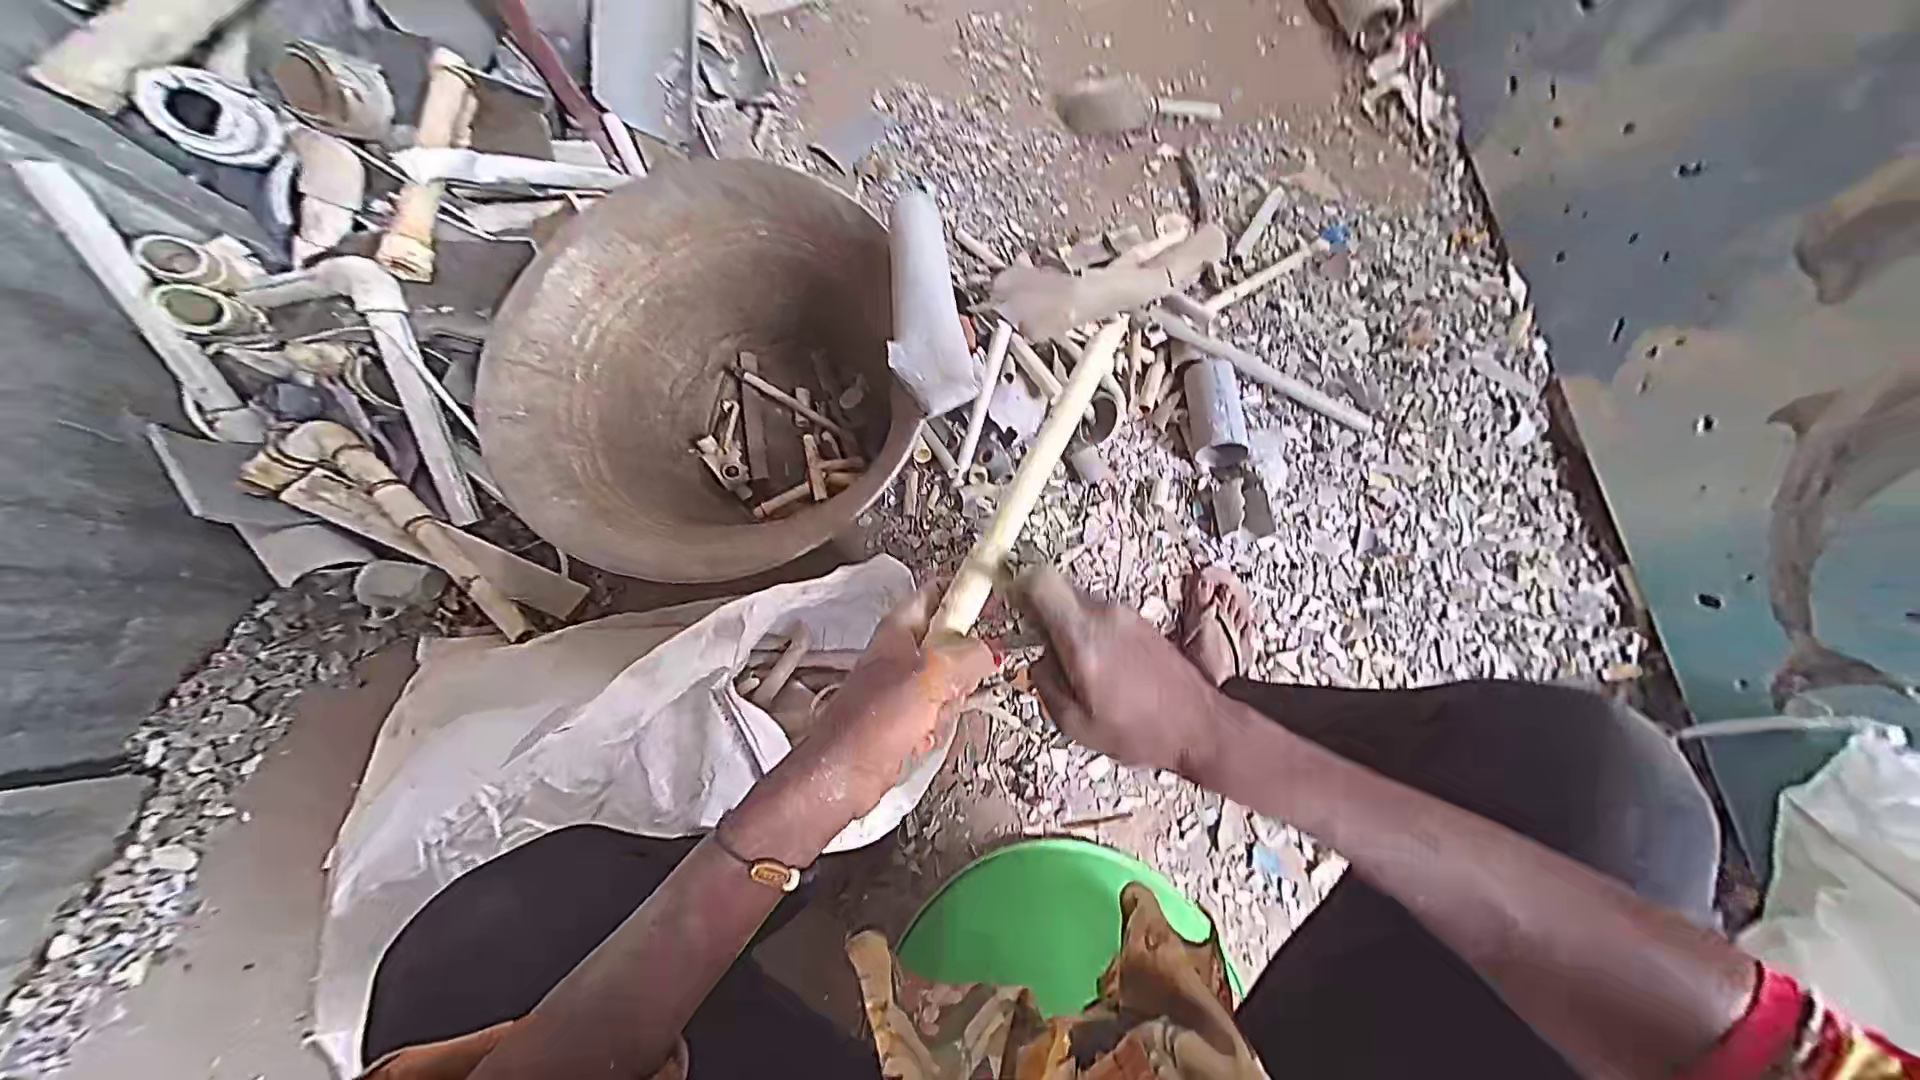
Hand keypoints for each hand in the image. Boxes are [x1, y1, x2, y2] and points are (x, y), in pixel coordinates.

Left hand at [800, 582, 997, 814]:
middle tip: (953, 683)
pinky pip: (942, 714)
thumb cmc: (870, 720)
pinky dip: (938, 728)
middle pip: (954, 645)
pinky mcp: (908, 717)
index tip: (992, 605)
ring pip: (953, 684)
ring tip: (930, 716)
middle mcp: (902, 653)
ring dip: (949, 705)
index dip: (966, 595)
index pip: (938, 593)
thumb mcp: (932, 675)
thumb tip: (992, 650)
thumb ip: (969, 655)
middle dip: (963, 670)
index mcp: (900, 628)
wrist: (844, 774)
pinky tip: (922, 736)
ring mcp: (905, 686)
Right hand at [1016, 566, 1229, 777]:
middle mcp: (1103, 613)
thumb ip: (1045, 684)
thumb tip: (1038, 659)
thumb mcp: (1077, 726)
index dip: (1017, 586)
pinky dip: (1087, 631)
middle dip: (1040, 615)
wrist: (1203, 725)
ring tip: (1077, 668)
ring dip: (1065, 625)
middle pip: (1055, 591)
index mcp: (1083, 637)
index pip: (1040, 580)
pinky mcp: (1138, 619)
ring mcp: (1124, 613)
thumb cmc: (1139, 732)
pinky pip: (1097, 613)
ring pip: (1076, 602)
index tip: (1011, 608)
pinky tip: (1101, 667)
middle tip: (1045, 652)